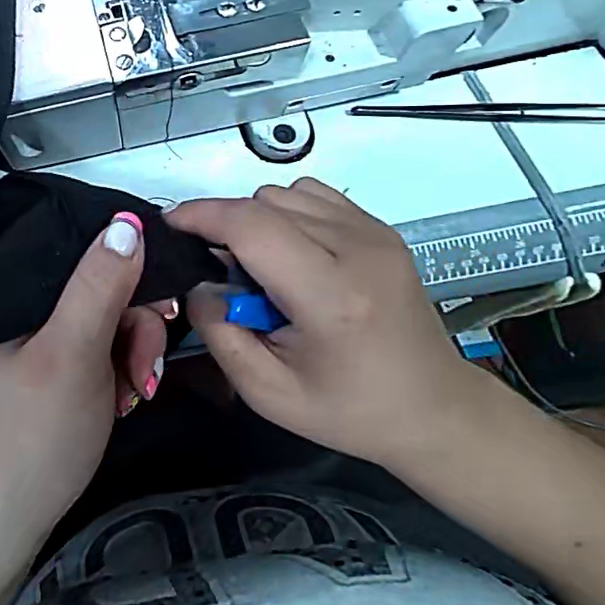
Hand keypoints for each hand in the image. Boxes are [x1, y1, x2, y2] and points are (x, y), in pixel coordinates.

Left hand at [0, 213, 172, 534]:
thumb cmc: (37, 432)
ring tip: (133, 393)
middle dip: (139, 327)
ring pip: (116, 318)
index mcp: (23, 290)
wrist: (12, 515)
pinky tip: (124, 398)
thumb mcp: (72, 351)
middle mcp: (35, 305)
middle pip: (109, 286)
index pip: (86, 248)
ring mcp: (49, 335)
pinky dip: (127, 369)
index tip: (160, 306)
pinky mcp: (64, 363)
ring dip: (138, 353)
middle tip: (144, 371)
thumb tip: (127, 222)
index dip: (131, 267)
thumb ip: (99, 287)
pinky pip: (110, 346)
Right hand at [167, 179, 495, 470]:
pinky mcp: (381, 228)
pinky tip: (295, 254)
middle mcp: (357, 249)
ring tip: (265, 268)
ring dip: (259, 220)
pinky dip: (289, 214)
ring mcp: (374, 232)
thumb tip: (200, 281)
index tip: (170, 226)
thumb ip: (218, 330)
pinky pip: (313, 196)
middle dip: (228, 227)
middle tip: (226, 276)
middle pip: (264, 203)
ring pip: (286, 193)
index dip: (201, 216)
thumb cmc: (350, 410)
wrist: (434, 408)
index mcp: (331, 295)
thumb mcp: (267, 391)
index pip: (252, 226)